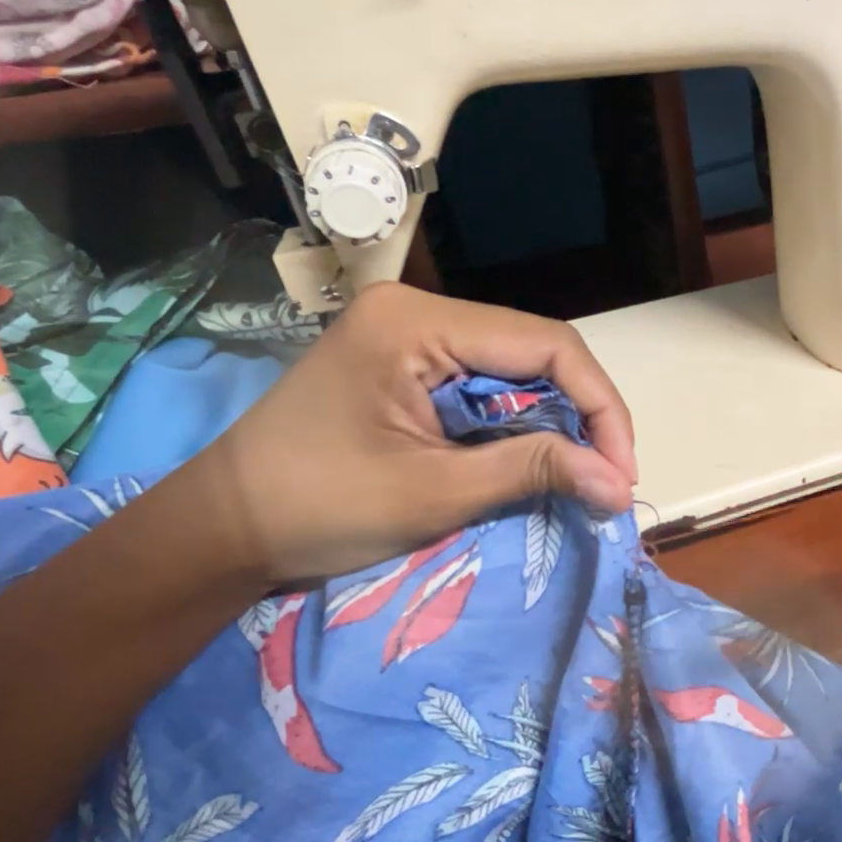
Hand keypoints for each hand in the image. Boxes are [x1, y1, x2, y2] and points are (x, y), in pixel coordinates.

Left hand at [171, 283, 637, 583]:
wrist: (218, 530)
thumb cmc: (316, 507)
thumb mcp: (435, 493)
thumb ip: (534, 471)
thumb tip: (621, 484)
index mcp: (416, 323)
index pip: (546, 345)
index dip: (601, 406)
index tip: (622, 471)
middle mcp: (417, 310)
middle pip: (536, 351)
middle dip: (584, 415)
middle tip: (609, 478)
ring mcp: (409, 333)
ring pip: (517, 368)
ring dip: (557, 421)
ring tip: (584, 473)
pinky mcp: (406, 362)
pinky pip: (486, 383)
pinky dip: (520, 424)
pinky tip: (538, 457)